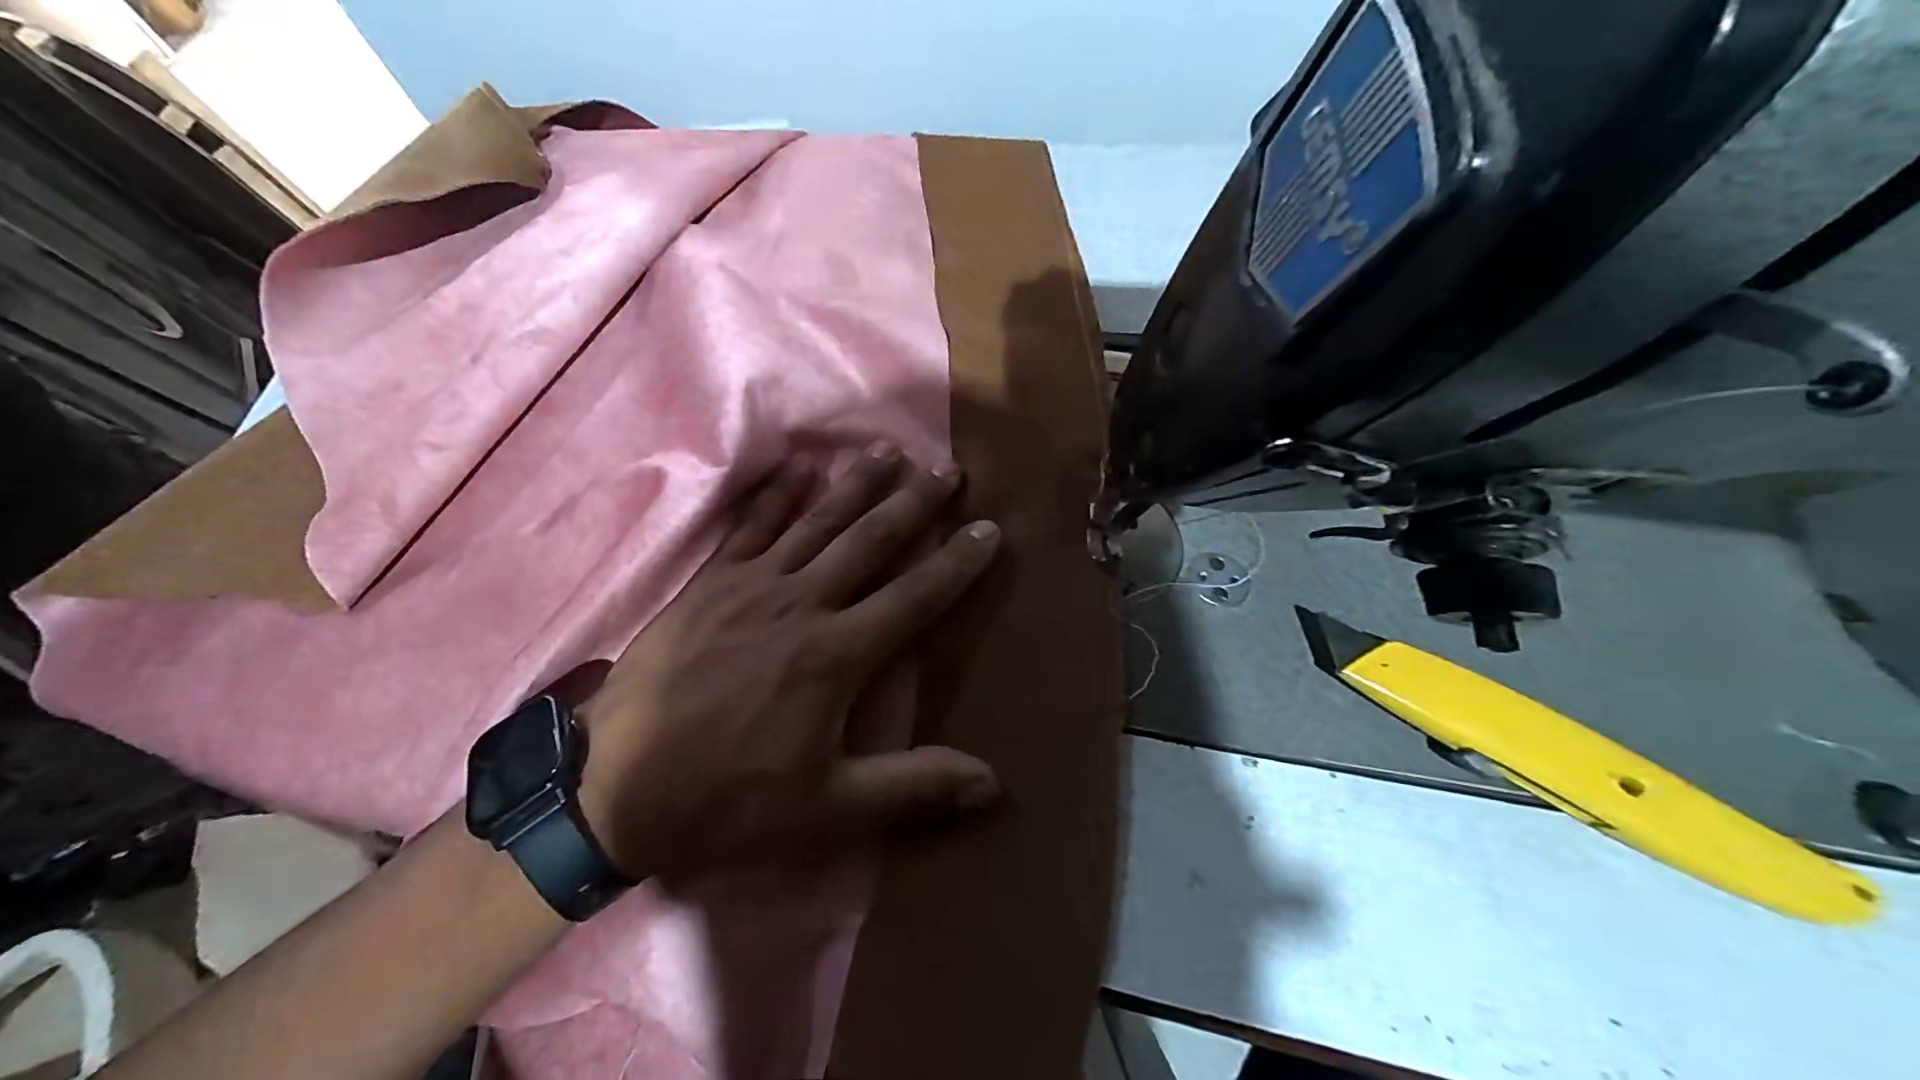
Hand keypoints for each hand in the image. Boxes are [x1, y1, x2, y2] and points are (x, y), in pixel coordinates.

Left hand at [576, 443, 1003, 880]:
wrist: (613, 790)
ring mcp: (750, 587)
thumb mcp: (829, 809)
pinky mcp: (709, 585)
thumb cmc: (729, 800)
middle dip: (914, 504)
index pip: (915, 597)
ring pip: (816, 521)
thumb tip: (992, 784)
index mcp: (837, 655)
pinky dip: (777, 494)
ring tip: (889, 450)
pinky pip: (750, 527)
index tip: (989, 528)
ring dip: (856, 484)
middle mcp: (801, 604)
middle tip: (947, 469)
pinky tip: (799, 467)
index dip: (958, 564)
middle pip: (870, 541)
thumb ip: (913, 787)